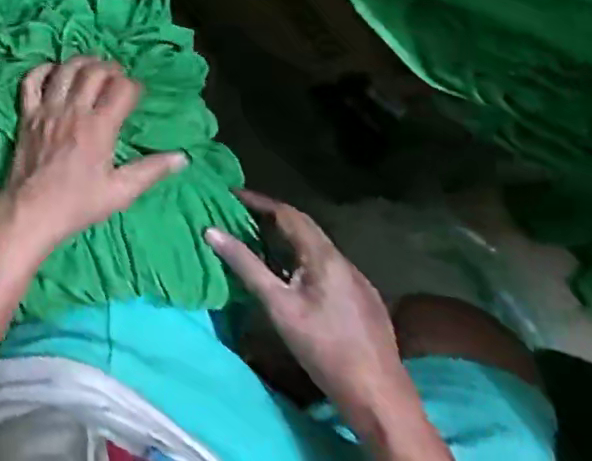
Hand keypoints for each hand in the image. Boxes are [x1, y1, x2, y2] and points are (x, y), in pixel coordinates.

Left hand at [0, 57, 187, 259]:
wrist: (32, 211)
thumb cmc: (78, 204)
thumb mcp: (121, 192)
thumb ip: (152, 171)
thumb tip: (182, 157)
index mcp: (99, 127)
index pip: (122, 88)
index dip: (134, 85)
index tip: (137, 93)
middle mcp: (73, 110)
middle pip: (94, 71)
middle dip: (111, 68)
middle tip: (117, 76)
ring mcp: (47, 109)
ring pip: (65, 70)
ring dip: (81, 62)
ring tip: (92, 66)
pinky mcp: (27, 114)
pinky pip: (31, 81)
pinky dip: (43, 70)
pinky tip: (54, 70)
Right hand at [205, 190, 404, 409]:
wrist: (379, 398)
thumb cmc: (324, 348)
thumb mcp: (278, 305)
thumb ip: (246, 265)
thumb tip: (212, 231)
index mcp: (324, 256)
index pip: (288, 213)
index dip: (258, 201)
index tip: (232, 194)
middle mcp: (344, 261)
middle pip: (304, 228)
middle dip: (272, 217)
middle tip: (241, 215)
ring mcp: (358, 281)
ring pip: (317, 249)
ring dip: (288, 240)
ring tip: (261, 242)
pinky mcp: (364, 301)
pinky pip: (329, 268)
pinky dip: (304, 260)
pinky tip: (294, 279)